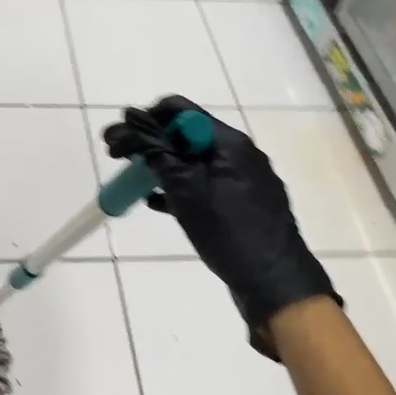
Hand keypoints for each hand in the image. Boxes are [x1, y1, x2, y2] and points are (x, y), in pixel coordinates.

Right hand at [104, 96, 339, 358]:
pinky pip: (205, 183)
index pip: (179, 111)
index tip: (120, 141)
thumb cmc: (230, 233)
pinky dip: (180, 187)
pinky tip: (157, 203)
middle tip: (119, 159)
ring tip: (133, 182)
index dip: (145, 119)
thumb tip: (131, 125)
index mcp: (228, 142)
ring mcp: (244, 178)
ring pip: (194, 160)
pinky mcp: (244, 203)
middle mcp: (239, 152)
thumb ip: (158, 155)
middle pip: (185, 134)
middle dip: (149, 143)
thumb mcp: (187, 192)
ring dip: (162, 166)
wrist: (276, 284)